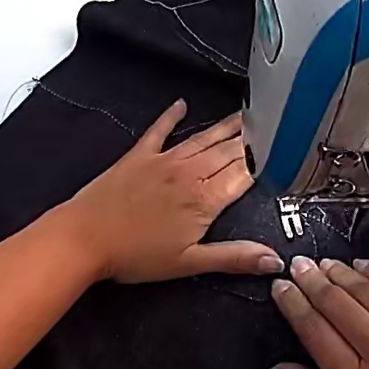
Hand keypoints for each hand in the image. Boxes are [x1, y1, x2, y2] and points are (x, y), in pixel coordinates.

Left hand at [51, 100, 281, 283]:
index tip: (285, 149)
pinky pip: (160, 130)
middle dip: (253, 139)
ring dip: (227, 126)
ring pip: (204, 138)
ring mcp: (164, 160)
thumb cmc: (136, 256)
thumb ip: (234, 257)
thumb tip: (275, 261)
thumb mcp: (189, 263)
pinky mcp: (139, 155)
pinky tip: (182, 105)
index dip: (266, 162)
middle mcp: (189, 172)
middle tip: (274, 123)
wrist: (83, 238)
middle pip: (229, 152)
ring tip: (247, 114)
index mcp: (205, 199)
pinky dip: (171, 117)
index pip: (245, 174)